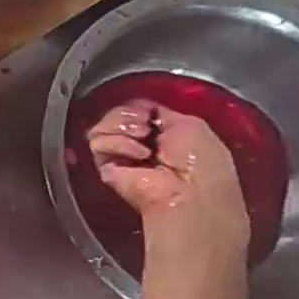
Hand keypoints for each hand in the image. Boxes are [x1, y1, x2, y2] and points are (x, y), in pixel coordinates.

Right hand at [87, 100, 248, 254]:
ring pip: (102, 125)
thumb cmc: (200, 161)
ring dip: (122, 127)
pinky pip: (98, 141)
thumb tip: (137, 107)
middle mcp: (137, 141)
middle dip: (128, 115)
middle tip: (144, 127)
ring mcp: (118, 153)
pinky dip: (117, 143)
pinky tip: (137, 155)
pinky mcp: (103, 165)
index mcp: (161, 131)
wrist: (187, 191)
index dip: (139, 106)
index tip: (149, 114)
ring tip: (142, 141)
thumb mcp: (190, 124)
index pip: (135, 107)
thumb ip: (160, 111)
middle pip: (116, 113)